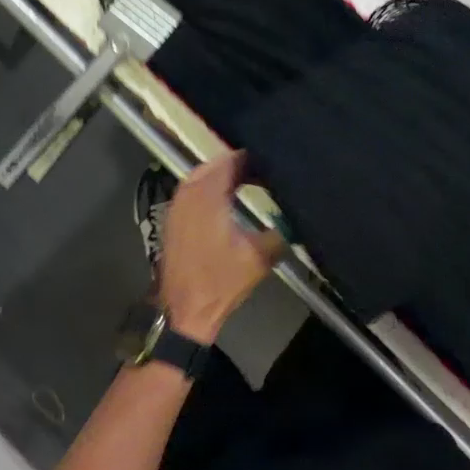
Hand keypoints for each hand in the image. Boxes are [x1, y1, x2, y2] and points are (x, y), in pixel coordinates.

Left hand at [158, 151, 287, 342]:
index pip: (231, 161)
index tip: (273, 162)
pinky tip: (227, 199)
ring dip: (222, 175)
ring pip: (201, 176)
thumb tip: (296, 216)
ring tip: (249, 179)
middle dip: (238, 164)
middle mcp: (188, 193)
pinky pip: (192, 191)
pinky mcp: (173, 219)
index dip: (253, 159)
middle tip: (263, 169)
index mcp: (208, 195)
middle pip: (215, 165)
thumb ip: (281, 232)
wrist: (185, 310)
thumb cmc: (222, 281)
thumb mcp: (260, 257)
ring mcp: (176, 206)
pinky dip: (210, 188)